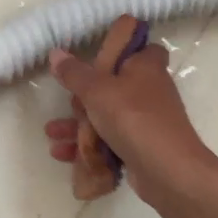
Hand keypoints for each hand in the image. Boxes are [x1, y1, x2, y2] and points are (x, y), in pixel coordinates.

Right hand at [43, 18, 213, 198]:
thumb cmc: (133, 117)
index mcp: (146, 67)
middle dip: (84, 95)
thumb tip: (55, 53)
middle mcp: (149, 90)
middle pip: (115, 85)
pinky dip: (87, 146)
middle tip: (66, 101)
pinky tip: (61, 153)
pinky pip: (109, 141)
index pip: (142, 47)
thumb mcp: (97, 90)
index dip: (121, 48)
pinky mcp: (140, 146)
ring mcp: (145, 120)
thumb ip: (74, 74)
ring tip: (51, 133)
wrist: (165, 169)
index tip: (97, 55)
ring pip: (107, 116)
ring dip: (78, 124)